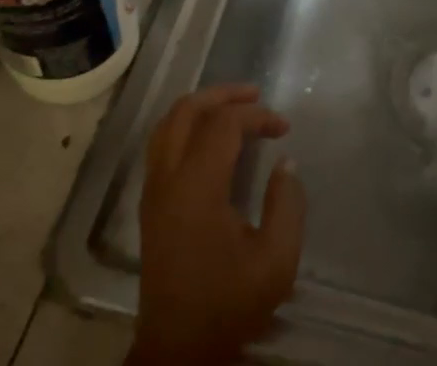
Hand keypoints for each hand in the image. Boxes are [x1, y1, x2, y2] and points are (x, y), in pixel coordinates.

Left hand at [130, 84, 304, 364]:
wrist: (180, 345)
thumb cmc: (230, 303)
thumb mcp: (276, 260)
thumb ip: (287, 206)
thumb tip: (285, 164)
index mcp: (196, 188)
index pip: (223, 125)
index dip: (256, 116)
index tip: (284, 128)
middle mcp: (167, 179)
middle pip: (186, 110)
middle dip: (223, 94)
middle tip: (256, 95)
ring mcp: (152, 189)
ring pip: (167, 123)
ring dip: (200, 106)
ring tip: (234, 107)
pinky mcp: (149, 202)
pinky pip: (161, 143)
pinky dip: (185, 125)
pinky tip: (210, 137)